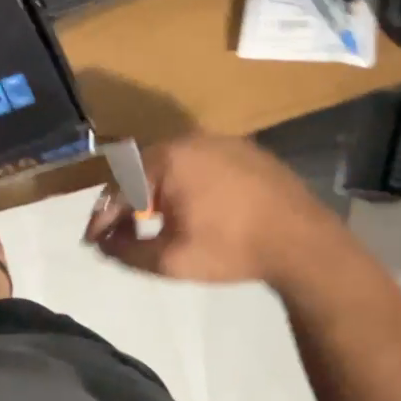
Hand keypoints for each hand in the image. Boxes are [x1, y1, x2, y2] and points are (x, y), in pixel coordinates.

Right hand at [84, 134, 345, 285]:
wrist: (307, 246)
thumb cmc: (231, 250)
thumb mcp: (167, 260)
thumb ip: (124, 250)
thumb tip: (102, 242)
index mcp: (166, 159)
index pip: (118, 187)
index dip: (101, 218)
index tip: (93, 241)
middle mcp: (190, 140)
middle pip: (141, 171)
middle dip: (126, 203)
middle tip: (120, 232)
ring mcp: (222, 142)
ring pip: (170, 166)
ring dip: (155, 193)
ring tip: (152, 222)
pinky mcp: (247, 151)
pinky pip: (200, 165)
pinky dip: (185, 186)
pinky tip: (189, 210)